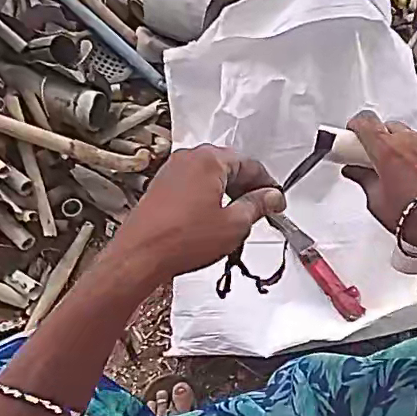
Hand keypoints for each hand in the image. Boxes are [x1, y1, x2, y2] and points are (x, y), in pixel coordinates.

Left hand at [108, 146, 285, 283]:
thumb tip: (271, 197)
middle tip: (262, 210)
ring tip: (238, 219)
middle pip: (230, 167)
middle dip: (248, 188)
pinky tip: (214, 219)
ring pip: (211, 176)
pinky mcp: (162, 187)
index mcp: (209, 160)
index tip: (276, 201)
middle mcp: (189, 159)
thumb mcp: (233, 225)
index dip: (268, 185)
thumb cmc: (179, 239)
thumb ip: (257, 206)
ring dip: (228, 193)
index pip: (250, 164)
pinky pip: (194, 185)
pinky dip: (209, 198)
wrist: (140, 256)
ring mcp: (172, 172)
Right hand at [340, 113, 416, 249]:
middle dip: (379, 137)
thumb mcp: (377, 201)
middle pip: (387, 127)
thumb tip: (356, 173)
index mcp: (386, 149)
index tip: (352, 133)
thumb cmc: (416, 215)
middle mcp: (408, 141)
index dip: (356, 126)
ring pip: (409, 134)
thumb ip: (364, 180)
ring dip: (400, 145)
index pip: (365, 123)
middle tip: (373, 155)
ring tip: (397, 166)